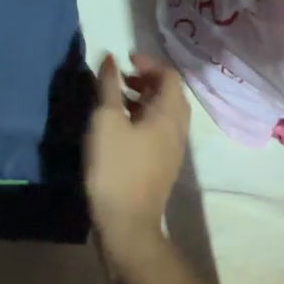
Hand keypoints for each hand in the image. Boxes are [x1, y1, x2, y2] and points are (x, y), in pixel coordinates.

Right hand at [86, 53, 189, 262]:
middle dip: (147, 79)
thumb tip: (110, 58)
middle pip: (171, 94)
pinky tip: (119, 126)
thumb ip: (108, 85)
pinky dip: (143, 117)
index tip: (124, 60)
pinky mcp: (162, 166)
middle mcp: (177, 130)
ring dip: (144, 98)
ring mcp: (172, 151)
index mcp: (168, 115)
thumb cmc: (115, 167)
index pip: (170, 76)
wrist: (127, 225)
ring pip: (165, 113)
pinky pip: (159, 130)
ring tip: (117, 98)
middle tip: (121, 77)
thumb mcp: (105, 120)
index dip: (148, 62)